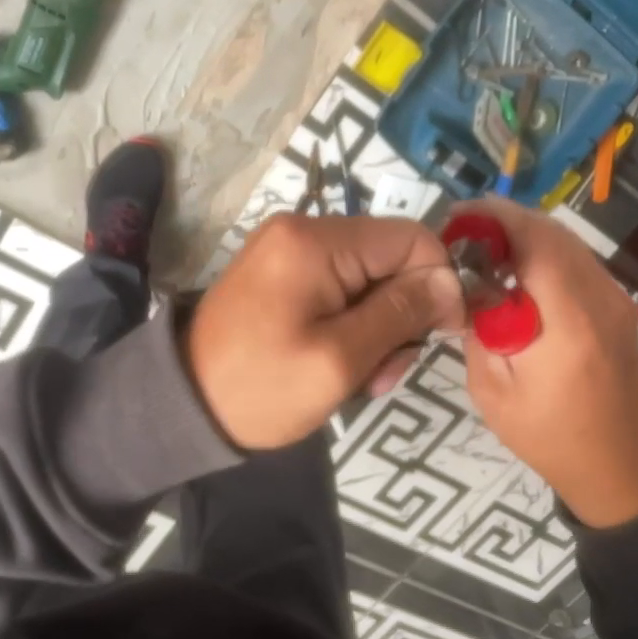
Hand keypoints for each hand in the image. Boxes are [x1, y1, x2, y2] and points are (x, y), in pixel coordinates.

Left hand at [186, 214, 464, 449]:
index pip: (412, 238)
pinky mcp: (282, 276)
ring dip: (377, 331)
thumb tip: (453, 282)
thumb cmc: (261, 388)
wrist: (184, 408)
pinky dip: (350, 328)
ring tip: (358, 379)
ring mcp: (288, 252)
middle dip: (401, 317)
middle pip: (390, 259)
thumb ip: (401, 314)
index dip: (439, 284)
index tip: (442, 336)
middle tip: (382, 373)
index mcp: (314, 240)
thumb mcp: (340, 359)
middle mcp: (302, 230)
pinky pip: (339, 291)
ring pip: (369, 280)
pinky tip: (340, 366)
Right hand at [457, 199, 637, 527]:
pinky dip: (542, 254)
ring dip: (523, 235)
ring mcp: (617, 300)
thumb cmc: (546, 434)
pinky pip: (577, 262)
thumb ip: (480, 326)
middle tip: (460, 231)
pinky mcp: (618, 306)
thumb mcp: (492, 388)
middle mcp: (602, 300)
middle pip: (553, 234)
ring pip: (567, 243)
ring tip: (480, 248)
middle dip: (505, 222)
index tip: (456, 219)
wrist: (615, 464)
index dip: (495, 220)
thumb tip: (466, 279)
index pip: (537, 243)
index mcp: (570, 324)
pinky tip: (513, 271)